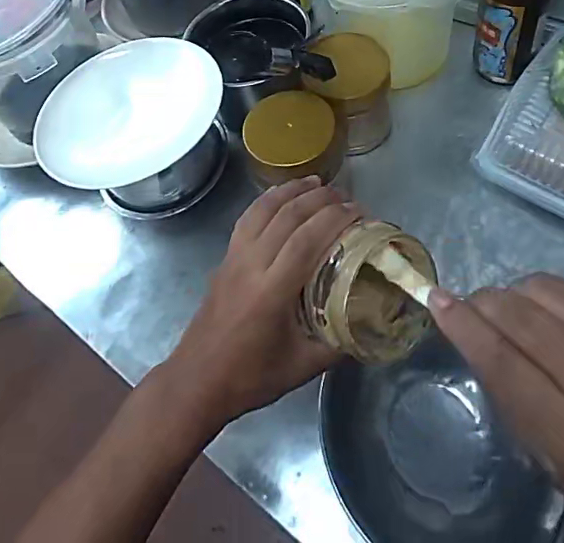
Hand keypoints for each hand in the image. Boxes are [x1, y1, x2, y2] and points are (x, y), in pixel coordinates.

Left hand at [156, 176, 361, 427]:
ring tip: (318, 183)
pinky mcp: (225, 257)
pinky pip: (248, 217)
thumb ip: (337, 344)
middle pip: (287, 216)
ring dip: (292, 190)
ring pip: (264, 209)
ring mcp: (234, 257)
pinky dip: (268, 200)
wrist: (196, 381)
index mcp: (272, 291)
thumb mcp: (301, 367)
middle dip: (320, 199)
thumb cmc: (249, 377)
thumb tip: (367, 322)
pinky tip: (282, 197)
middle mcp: (251, 264)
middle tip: (347, 197)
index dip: (335, 219)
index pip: (307, 239)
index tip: (360, 213)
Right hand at [430, 275, 563, 542]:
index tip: (435, 301)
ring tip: (496, 306)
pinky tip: (532, 303)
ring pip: (546, 294)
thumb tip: (481, 345)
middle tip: (461, 304)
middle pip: (522, 319)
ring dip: (510, 291)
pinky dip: (541, 290)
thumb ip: (522, 409)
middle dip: (482, 302)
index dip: (465, 326)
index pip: (506, 365)